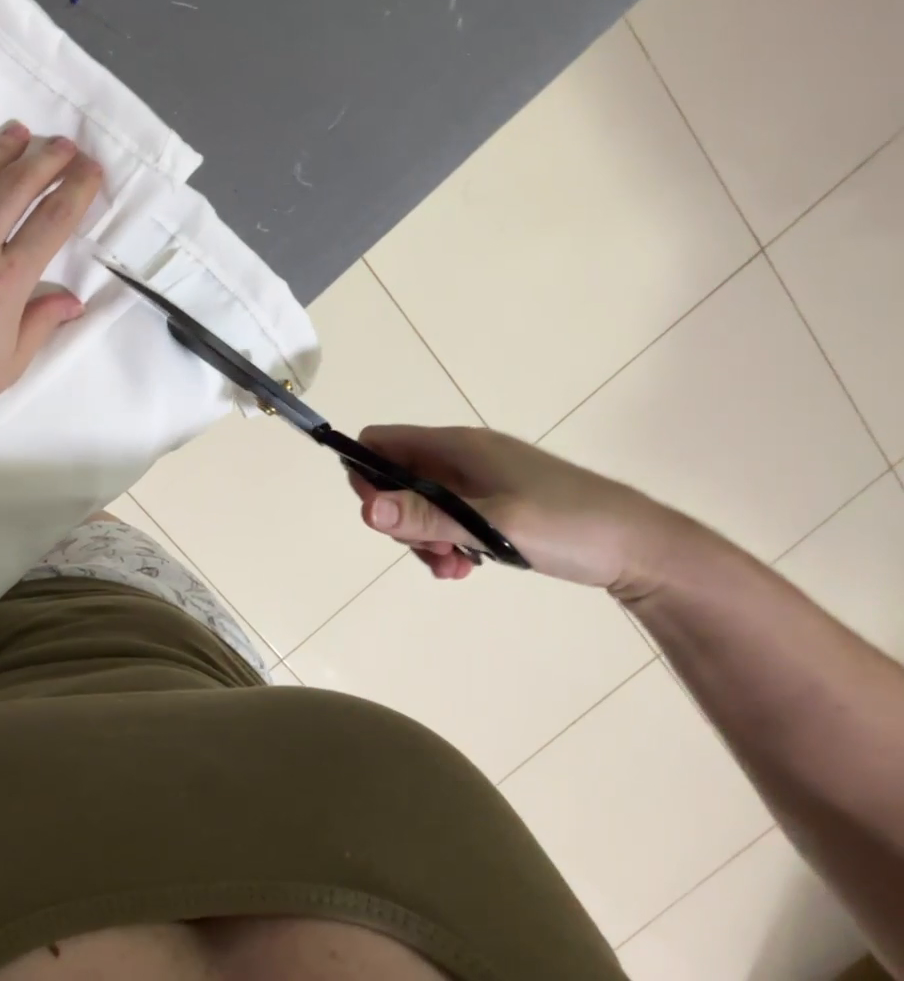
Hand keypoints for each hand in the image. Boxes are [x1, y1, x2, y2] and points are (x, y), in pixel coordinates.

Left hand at [0, 122, 102, 481]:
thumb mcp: (10, 364)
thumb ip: (42, 324)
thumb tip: (72, 301)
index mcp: (8, 280)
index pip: (53, 220)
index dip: (78, 189)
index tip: (92, 170)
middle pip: (15, 188)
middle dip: (45, 159)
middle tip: (63, 144)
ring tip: (18, 132)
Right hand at [345, 425, 692, 594]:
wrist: (647, 551)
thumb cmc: (571, 527)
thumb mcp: (492, 524)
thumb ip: (427, 516)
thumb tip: (365, 509)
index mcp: (459, 446)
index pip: (380, 442)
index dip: (366, 474)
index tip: (380, 515)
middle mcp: (463, 457)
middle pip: (395, 478)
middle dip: (398, 516)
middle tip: (427, 547)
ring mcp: (480, 481)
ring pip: (420, 505)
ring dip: (422, 537)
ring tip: (452, 566)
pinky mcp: (495, 504)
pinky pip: (447, 520)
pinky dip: (445, 544)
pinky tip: (465, 569)